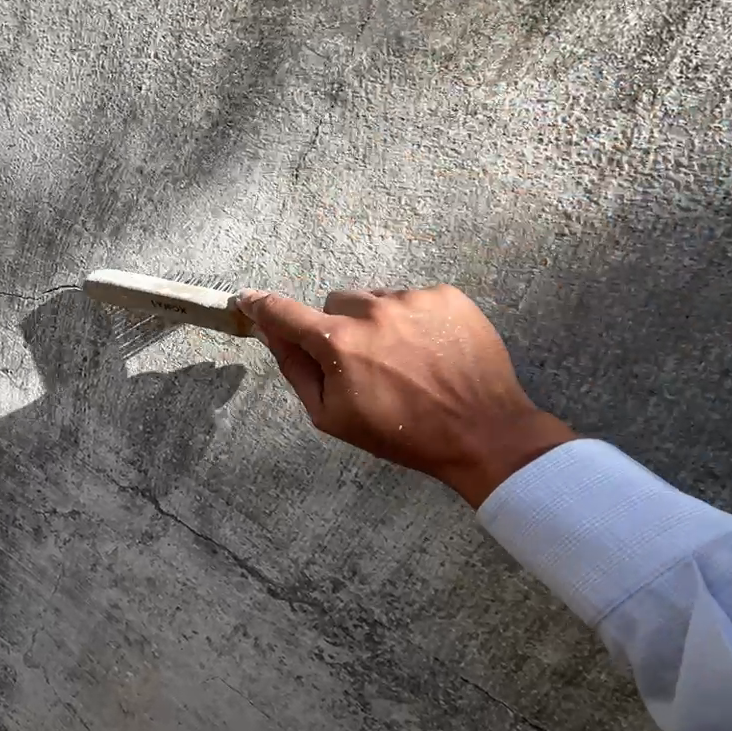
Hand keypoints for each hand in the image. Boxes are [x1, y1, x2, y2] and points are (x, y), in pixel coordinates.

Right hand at [232, 285, 574, 507]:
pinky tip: (429, 349)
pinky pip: (410, 298)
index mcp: (338, 343)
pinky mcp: (446, 296)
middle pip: (333, 305)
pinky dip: (412, 319)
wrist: (485, 434)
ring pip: (372, 300)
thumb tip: (269, 334)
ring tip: (404, 358)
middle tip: (363, 363)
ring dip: (376, 322)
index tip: (246, 300)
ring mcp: (412, 300)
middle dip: (338, 328)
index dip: (260, 305)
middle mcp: (371, 311)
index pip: (282, 312)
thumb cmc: (400, 432)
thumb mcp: (331, 415)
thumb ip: (294, 369)